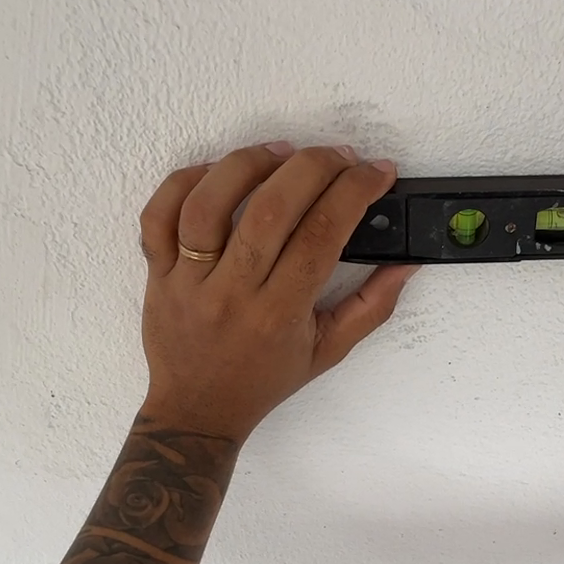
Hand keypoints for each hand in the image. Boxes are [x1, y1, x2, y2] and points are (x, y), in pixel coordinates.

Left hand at [136, 140, 417, 441]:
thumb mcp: (329, 351)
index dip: (355, 193)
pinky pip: (158, 215)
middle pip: (271, 210)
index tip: (377, 173)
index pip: (322, 236)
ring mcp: (188, 282)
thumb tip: (406, 263)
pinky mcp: (157, 273)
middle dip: (314, 167)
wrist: (200, 410)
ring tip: (283, 153)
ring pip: (209, 203)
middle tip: (339, 156)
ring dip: (250, 164)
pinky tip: (221, 172)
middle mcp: (232, 294)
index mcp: (279, 315)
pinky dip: (186, 181)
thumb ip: (372, 307)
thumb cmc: (265, 379)